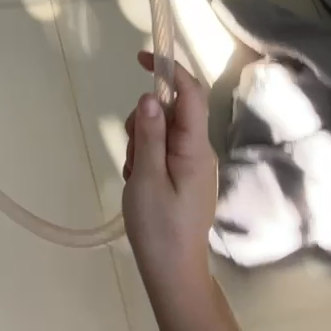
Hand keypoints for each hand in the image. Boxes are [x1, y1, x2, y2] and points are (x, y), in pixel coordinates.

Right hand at [122, 51, 235, 330]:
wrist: (172, 273)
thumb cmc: (160, 227)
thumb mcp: (147, 178)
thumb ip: (149, 135)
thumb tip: (151, 96)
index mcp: (196, 149)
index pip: (191, 95)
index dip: (170, 70)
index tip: (142, 57)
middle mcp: (198, 151)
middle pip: (170, 110)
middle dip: (144, 119)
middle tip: (132, 151)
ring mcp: (192, 164)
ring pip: (161, 129)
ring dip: (141, 140)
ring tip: (134, 174)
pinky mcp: (183, 175)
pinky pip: (161, 148)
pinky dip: (144, 156)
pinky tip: (138, 181)